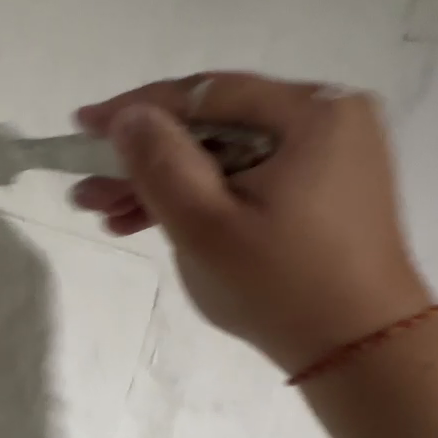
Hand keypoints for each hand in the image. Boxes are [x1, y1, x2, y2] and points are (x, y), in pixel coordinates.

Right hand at [70, 72, 435, 372]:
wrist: (355, 344)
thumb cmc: (278, 284)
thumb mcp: (204, 224)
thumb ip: (160, 164)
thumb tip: (126, 116)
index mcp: (311, 112)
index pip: (206, 93)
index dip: (137, 108)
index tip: (81, 126)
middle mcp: (326, 118)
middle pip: (213, 126)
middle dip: (144, 159)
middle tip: (85, 189)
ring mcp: (326, 155)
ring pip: (222, 156)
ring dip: (162, 184)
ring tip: (105, 214)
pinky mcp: (318, 190)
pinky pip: (243, 179)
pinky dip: (197, 198)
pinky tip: (147, 222)